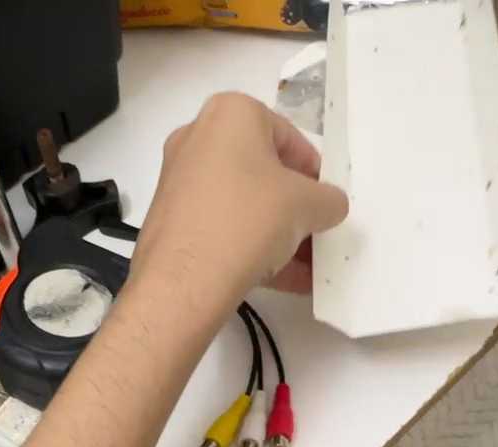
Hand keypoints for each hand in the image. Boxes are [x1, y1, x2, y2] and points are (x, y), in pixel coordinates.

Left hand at [132, 92, 348, 299]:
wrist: (184, 281)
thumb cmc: (248, 221)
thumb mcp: (307, 206)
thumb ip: (328, 200)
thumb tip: (328, 207)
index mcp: (230, 113)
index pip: (287, 136)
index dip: (313, 171)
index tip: (325, 200)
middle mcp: (196, 139)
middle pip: (260, 173)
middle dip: (292, 208)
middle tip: (313, 233)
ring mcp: (178, 183)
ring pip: (240, 207)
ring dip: (275, 236)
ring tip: (303, 268)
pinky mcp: (169, 224)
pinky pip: (220, 230)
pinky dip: (249, 250)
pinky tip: (280, 281)